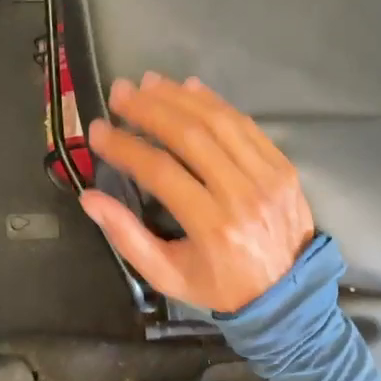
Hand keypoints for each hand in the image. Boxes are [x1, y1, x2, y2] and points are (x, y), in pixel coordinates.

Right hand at [78, 74, 315, 314]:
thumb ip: (127, 236)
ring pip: (218, 122)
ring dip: (179, 97)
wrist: (290, 297)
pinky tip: (188, 87)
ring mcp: (267, 177)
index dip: (125, 147)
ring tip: (147, 83)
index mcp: (213, 227)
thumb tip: (90, 197)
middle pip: (191, 137)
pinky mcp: (282, 166)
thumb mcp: (167, 275)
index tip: (97, 130)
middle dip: (149, 109)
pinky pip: (245, 124)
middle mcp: (242, 196)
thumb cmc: (219, 285)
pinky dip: (214, 101)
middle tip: (118, 92)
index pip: (161, 172)